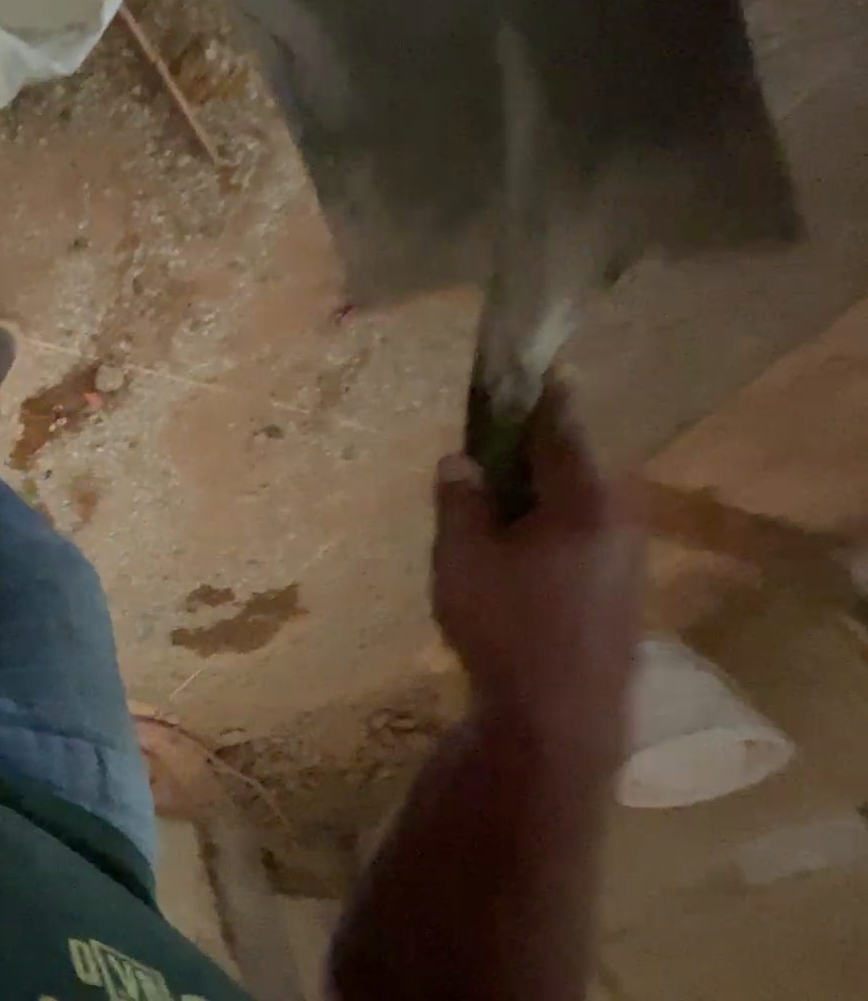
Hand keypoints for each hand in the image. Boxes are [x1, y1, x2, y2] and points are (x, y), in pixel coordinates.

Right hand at [431, 382, 644, 742]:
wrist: (558, 714)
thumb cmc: (501, 622)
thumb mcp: (461, 556)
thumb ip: (460, 500)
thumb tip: (460, 459)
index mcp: (582, 502)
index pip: (561, 430)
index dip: (542, 396)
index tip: (530, 369)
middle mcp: (617, 521)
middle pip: (576, 465)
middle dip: (534, 447)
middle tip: (490, 440)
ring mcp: (623, 559)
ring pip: (579, 504)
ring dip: (539, 489)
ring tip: (494, 492)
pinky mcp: (616, 591)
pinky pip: (582, 535)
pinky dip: (549, 522)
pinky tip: (515, 544)